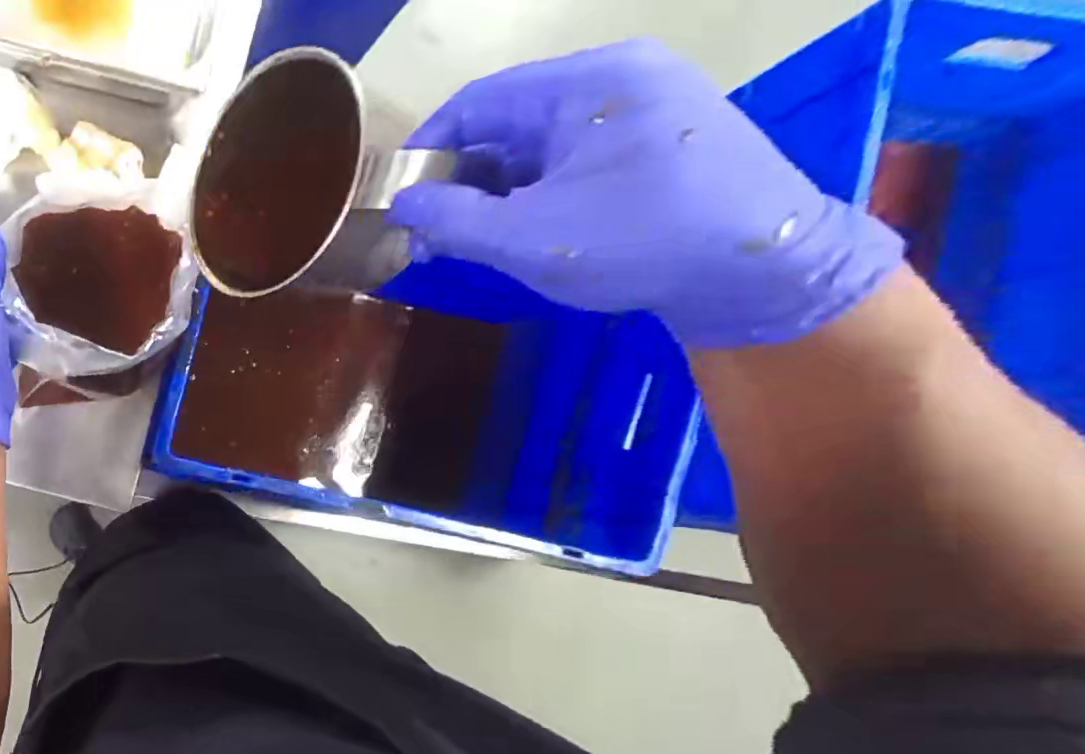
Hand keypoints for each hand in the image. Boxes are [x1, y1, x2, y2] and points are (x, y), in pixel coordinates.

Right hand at [386, 38, 903, 347]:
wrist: (758, 269)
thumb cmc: (635, 241)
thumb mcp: (526, 237)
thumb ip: (452, 220)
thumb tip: (401, 205)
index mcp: (585, 84)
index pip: (478, 102)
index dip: (426, 148)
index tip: (394, 197)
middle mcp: (613, 83)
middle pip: (505, 125)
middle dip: (455, 181)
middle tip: (421, 234)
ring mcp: (636, 114)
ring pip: (533, 150)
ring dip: (487, 196)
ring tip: (456, 243)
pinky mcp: (648, 149)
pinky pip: (565, 165)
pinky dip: (526, 198)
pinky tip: (506, 235)